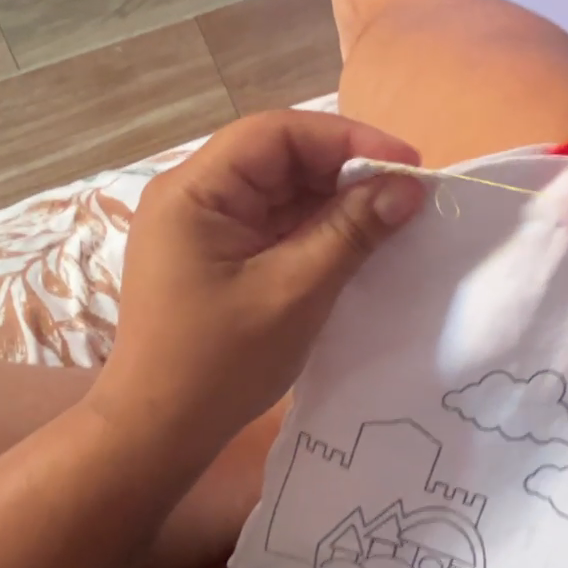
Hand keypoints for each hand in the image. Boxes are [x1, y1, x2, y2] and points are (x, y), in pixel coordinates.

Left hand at [95, 111, 427, 446]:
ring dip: (334, 204)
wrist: (159, 433)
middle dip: (344, 172)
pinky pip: (273, 227)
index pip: (277, 134)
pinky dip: (315, 232)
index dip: (347, 139)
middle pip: (278, 159)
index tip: (407, 165)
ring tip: (391, 220)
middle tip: (406, 196)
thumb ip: (350, 233)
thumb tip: (406, 188)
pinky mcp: (216, 259)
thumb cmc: (220, 364)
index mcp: (196, 191)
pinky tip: (355, 244)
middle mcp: (194, 197)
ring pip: (279, 194)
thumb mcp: (294, 293)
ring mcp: (203, 230)